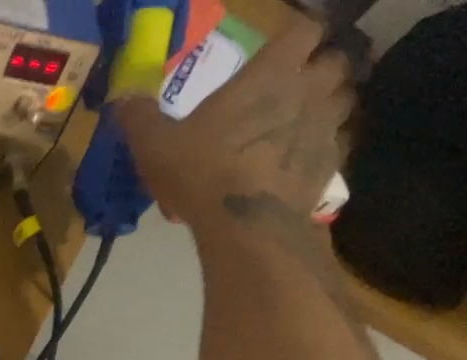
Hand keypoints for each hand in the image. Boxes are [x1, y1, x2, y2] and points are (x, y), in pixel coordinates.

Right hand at [116, 20, 353, 236]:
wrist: (244, 223)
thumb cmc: (201, 172)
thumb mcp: (155, 146)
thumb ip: (140, 118)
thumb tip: (122, 99)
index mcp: (270, 75)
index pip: (304, 31)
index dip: (294, 36)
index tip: (278, 50)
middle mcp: (308, 91)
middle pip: (335, 60)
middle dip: (319, 68)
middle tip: (294, 85)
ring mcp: (325, 126)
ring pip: (343, 98)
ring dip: (327, 103)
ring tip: (300, 121)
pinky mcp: (330, 162)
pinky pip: (336, 141)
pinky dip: (322, 144)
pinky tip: (298, 160)